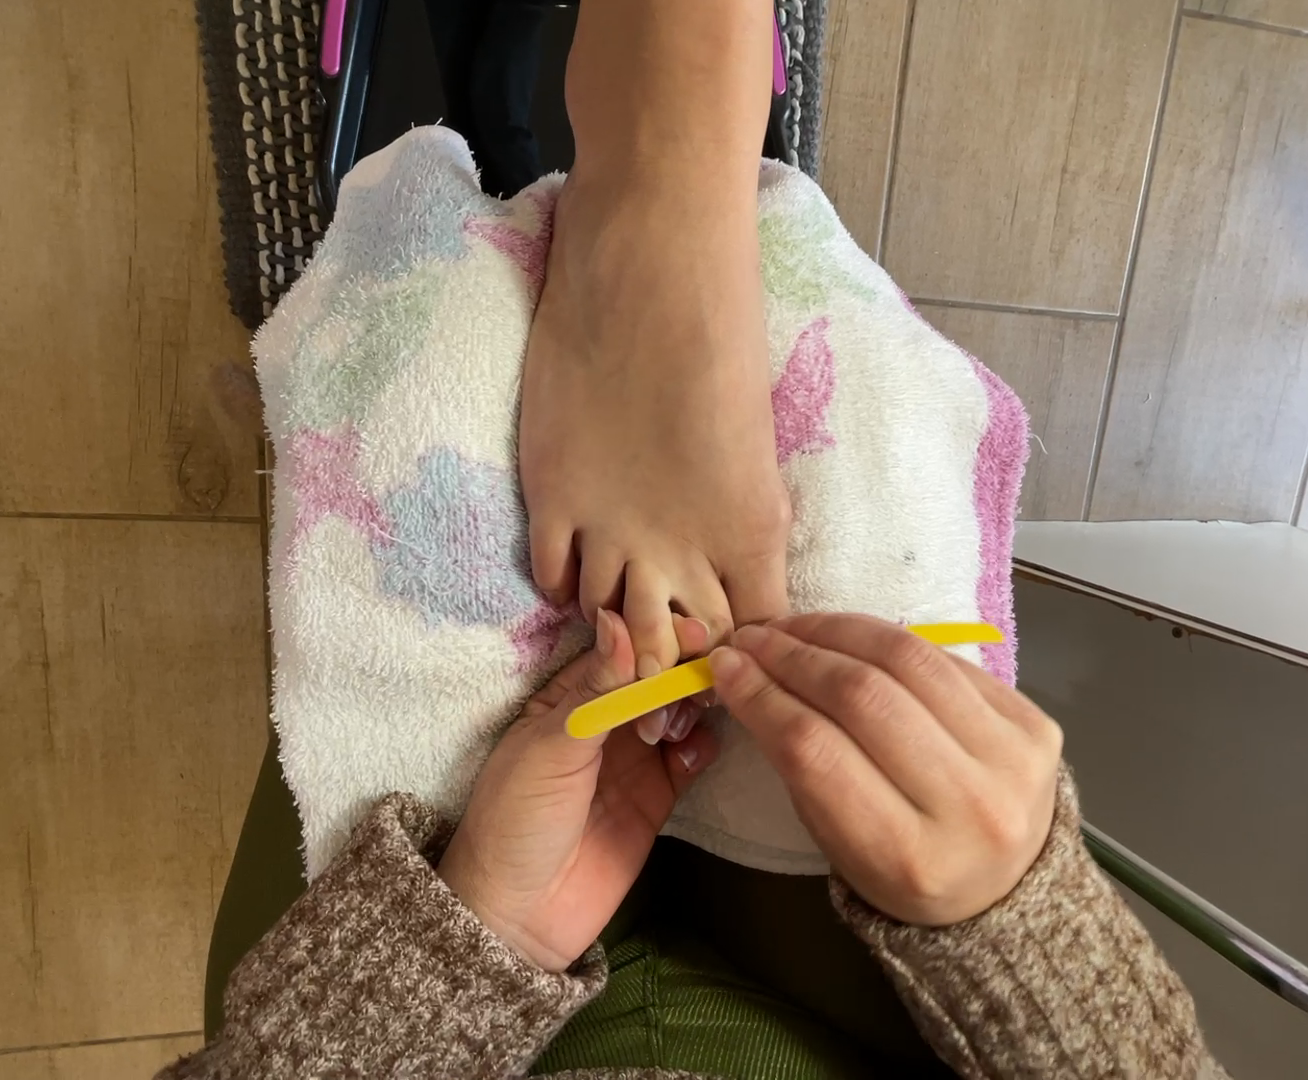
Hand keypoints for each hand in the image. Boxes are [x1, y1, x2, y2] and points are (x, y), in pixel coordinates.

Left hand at [439, 611, 719, 970]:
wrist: (520, 916)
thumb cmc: (517, 818)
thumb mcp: (550, 747)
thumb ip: (593, 690)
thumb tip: (616, 619)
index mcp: (570, 698)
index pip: (621, 652)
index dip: (653, 638)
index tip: (688, 631)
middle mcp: (606, 719)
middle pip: (655, 676)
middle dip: (681, 668)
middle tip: (702, 673)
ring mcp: (635, 755)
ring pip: (678, 709)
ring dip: (692, 703)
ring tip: (691, 714)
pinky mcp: (659, 793)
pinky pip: (691, 756)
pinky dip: (702, 743)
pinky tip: (694, 750)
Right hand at [521, 173, 789, 671]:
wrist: (652, 259)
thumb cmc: (724, 328)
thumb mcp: (756, 439)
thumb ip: (741, 514)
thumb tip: (724, 556)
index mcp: (749, 531)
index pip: (752, 632)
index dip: (744, 652)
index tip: (730, 649)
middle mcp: (679, 546)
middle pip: (683, 646)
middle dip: (683, 661)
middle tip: (673, 647)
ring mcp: (608, 526)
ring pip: (613, 624)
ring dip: (620, 632)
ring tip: (622, 624)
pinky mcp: (552, 496)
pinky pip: (554, 581)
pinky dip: (567, 591)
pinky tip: (575, 577)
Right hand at [707, 615, 1063, 926]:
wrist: (1005, 887)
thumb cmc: (897, 866)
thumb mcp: (833, 834)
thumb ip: (795, 756)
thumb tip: (744, 670)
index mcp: (906, 855)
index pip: (815, 751)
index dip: (762, 696)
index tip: (726, 665)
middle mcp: (970, 808)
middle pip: (862, 697)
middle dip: (793, 655)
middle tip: (753, 637)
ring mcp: (1012, 759)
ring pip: (906, 660)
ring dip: (835, 630)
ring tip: (794, 627)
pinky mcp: (1036, 722)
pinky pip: (942, 656)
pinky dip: (883, 637)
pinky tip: (846, 634)